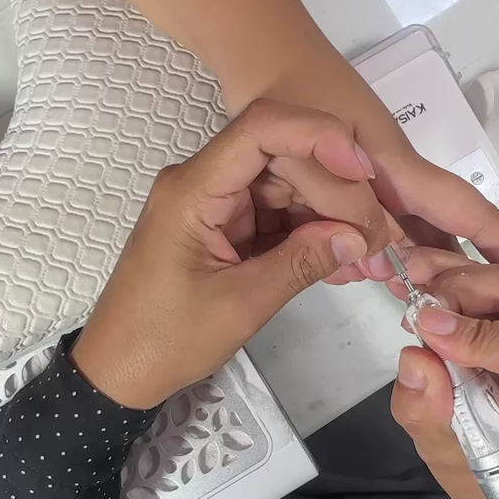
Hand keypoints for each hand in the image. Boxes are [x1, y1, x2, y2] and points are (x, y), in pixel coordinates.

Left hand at [72, 100, 399, 408]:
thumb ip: (300, 263)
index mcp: (193, 189)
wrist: (120, 369)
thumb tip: (358, 237)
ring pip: (286, 186)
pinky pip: (275, 214)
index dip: (318, 136)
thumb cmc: (164, 339)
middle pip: (282, 159)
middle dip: (335, 189)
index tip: (362, 169)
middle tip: (378, 235)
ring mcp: (215, 205)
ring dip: (329, 213)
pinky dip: (309, 232)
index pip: (261, 130)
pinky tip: (342, 253)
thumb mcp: (240, 304)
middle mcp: (203, 183)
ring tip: (370, 248)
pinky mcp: (224, 227)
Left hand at [251, 66, 498, 284]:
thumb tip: (377, 251)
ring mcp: (367, 174)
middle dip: (445, 264)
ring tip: (411, 290)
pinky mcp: (341, 177)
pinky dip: (361, 243)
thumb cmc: (288, 93)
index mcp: (394, 164)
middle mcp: (389, 172)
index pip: (457, 205)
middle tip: (452, 303)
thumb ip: (341, 202)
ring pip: (396, 228)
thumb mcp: (309, 153)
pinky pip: (361, 219)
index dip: (494, 238)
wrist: (263, 55)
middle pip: (433, 225)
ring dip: (402, 257)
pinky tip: (359, 267)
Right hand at [386, 247, 498, 498]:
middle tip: (414, 309)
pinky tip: (428, 275)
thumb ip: (427, 412)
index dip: (479, 332)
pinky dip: (464, 268)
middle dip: (460, 291)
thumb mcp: (443, 458)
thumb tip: (416, 358)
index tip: (426, 330)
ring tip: (412, 285)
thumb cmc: (483, 476)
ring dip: (456, 273)